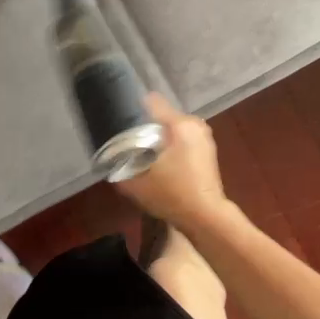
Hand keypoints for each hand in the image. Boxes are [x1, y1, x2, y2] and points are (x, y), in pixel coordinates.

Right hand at [116, 94, 232, 229]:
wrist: (206, 217)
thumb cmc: (172, 195)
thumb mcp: (137, 185)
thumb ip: (120, 171)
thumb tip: (110, 164)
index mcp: (178, 125)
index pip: (152, 101)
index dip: (135, 107)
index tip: (123, 117)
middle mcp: (193, 124)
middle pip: (163, 115)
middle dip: (148, 125)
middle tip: (132, 141)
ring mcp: (204, 137)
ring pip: (175, 127)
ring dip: (162, 136)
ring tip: (146, 151)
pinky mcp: (209, 150)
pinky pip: (184, 138)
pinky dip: (174, 144)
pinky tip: (163, 161)